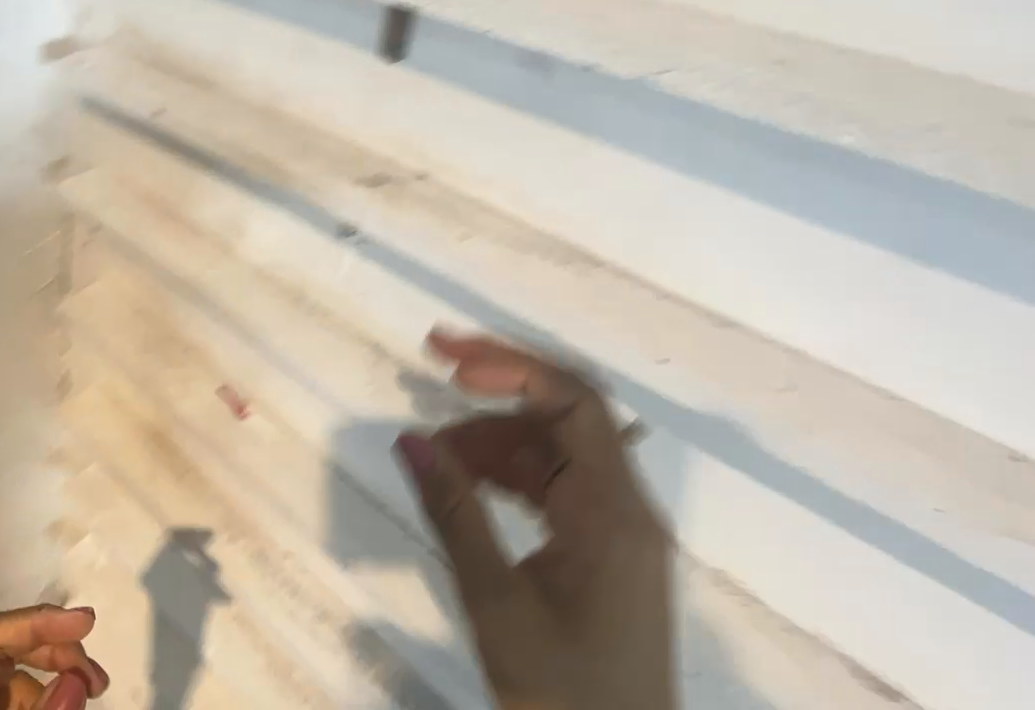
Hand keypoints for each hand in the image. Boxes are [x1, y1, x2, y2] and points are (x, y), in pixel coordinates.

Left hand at [0, 604, 110, 709]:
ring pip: (18, 678)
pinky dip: (48, 698)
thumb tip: (77, 680)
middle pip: (7, 650)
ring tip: (94, 688)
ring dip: (60, 676)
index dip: (39, 620)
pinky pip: (19, 700)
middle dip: (58, 651)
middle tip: (97, 677)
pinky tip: (71, 702)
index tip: (87, 620)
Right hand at [395, 333, 676, 709]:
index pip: (574, 403)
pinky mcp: (602, 548)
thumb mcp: (495, 601)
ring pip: (556, 447)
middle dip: (502, 378)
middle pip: (568, 411)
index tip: (447, 365)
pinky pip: (554, 483)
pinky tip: (463, 479)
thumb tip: (409, 438)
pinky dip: (506, 470)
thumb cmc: (562, 693)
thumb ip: (453, 511)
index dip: (511, 368)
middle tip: (435, 358)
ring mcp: (617, 528)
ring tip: (434, 451)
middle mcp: (626, 507)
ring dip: (494, 434)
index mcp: (614, 512)